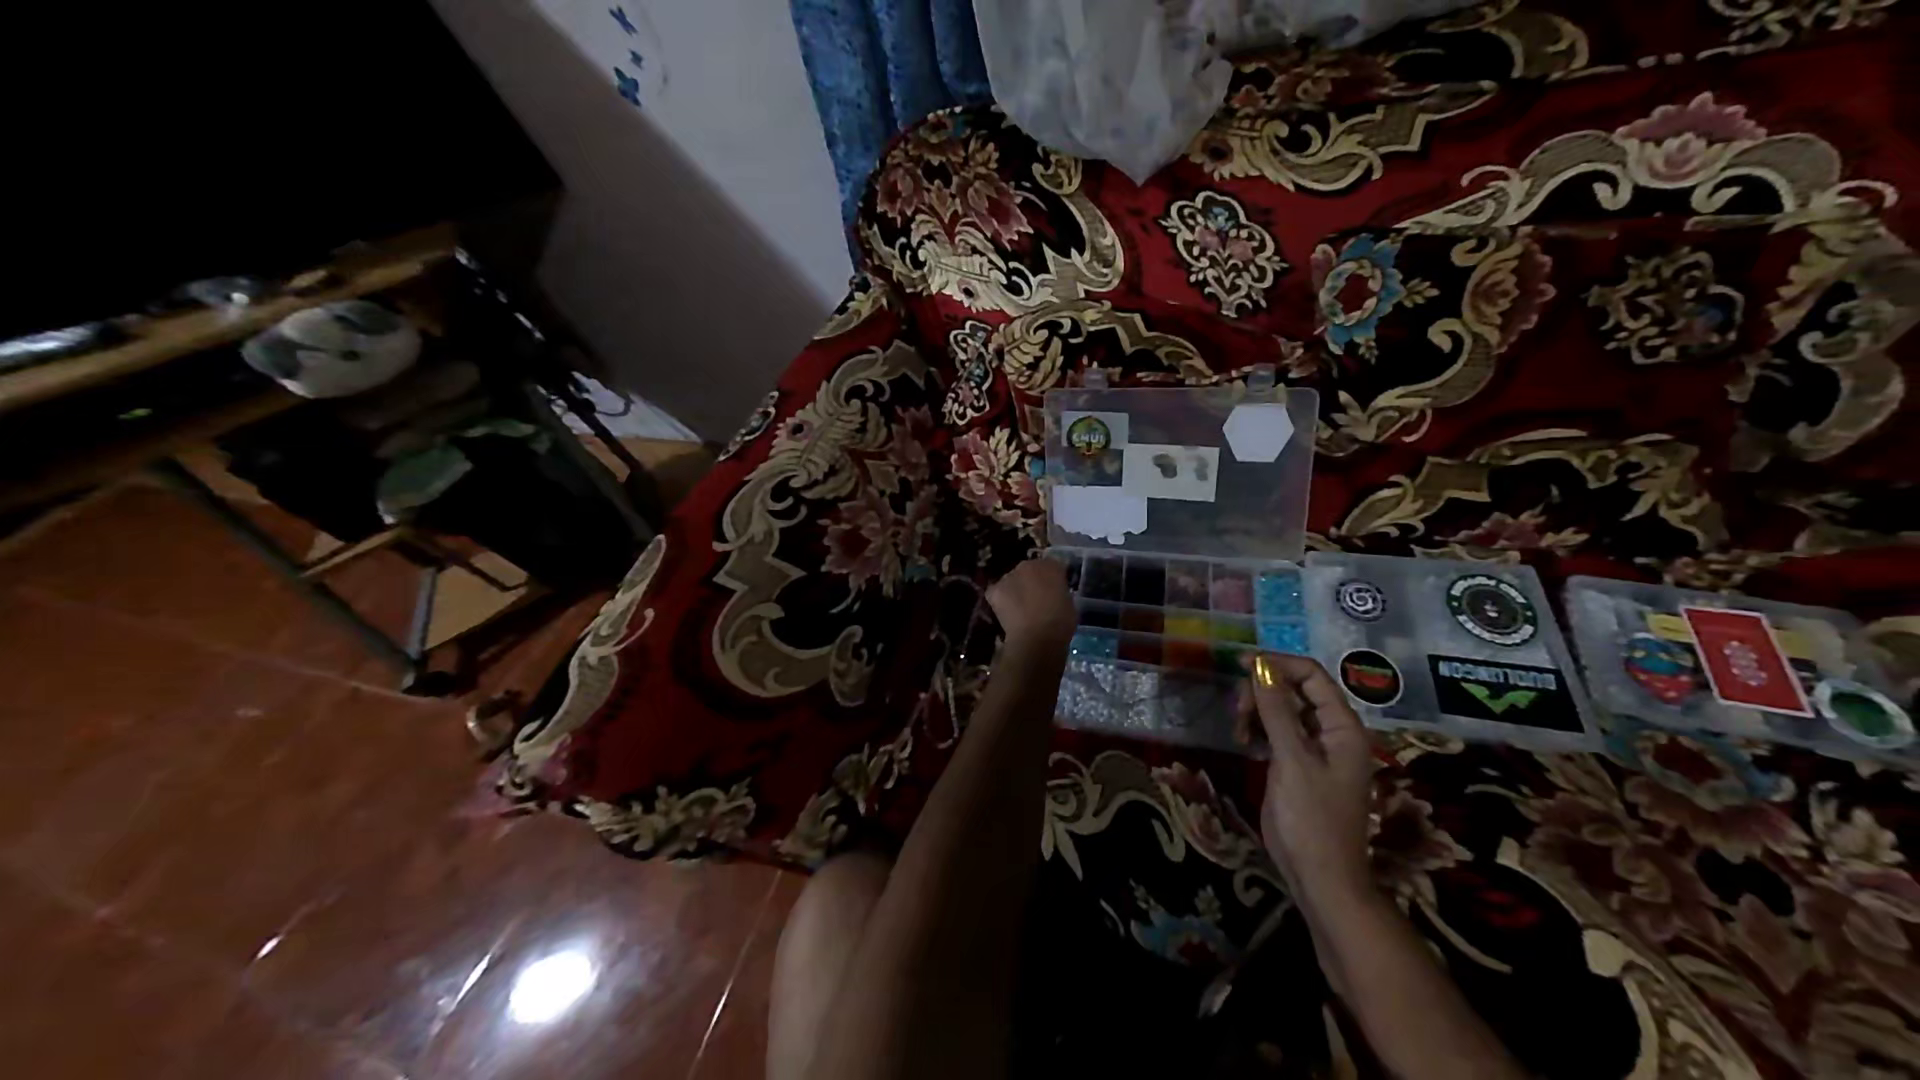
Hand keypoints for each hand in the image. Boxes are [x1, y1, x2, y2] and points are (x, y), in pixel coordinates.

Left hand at [986, 557, 1075, 650]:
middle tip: (1036, 599)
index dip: (1053, 579)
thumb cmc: (1060, 623)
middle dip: (1032, 581)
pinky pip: (997, 592)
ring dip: (1016, 589)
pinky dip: (1000, 600)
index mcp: (1052, 566)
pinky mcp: (994, 590)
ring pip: (1012, 580)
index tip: (1055, 591)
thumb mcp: (1069, 603)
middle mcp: (1029, 564)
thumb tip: (1054, 594)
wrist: (1037, 637)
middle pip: (1030, 570)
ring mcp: (1009, 576)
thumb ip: (1060, 592)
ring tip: (1020, 609)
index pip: (1053, 566)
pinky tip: (1007, 613)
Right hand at [1237, 654, 1375, 908]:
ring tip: (1239, 730)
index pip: (1312, 676)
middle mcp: (1332, 732)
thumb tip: (1260, 667)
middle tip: (1237, 710)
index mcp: (1343, 727)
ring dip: (1257, 710)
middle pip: (1295, 690)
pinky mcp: (1298, 766)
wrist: (1321, 878)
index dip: (1277, 664)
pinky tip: (1244, 741)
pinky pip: (1278, 732)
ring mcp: (1315, 750)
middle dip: (1263, 690)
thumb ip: (1276, 711)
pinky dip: (1259, 729)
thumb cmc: (1312, 819)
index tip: (1240, 665)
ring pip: (1283, 710)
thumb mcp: (1292, 761)